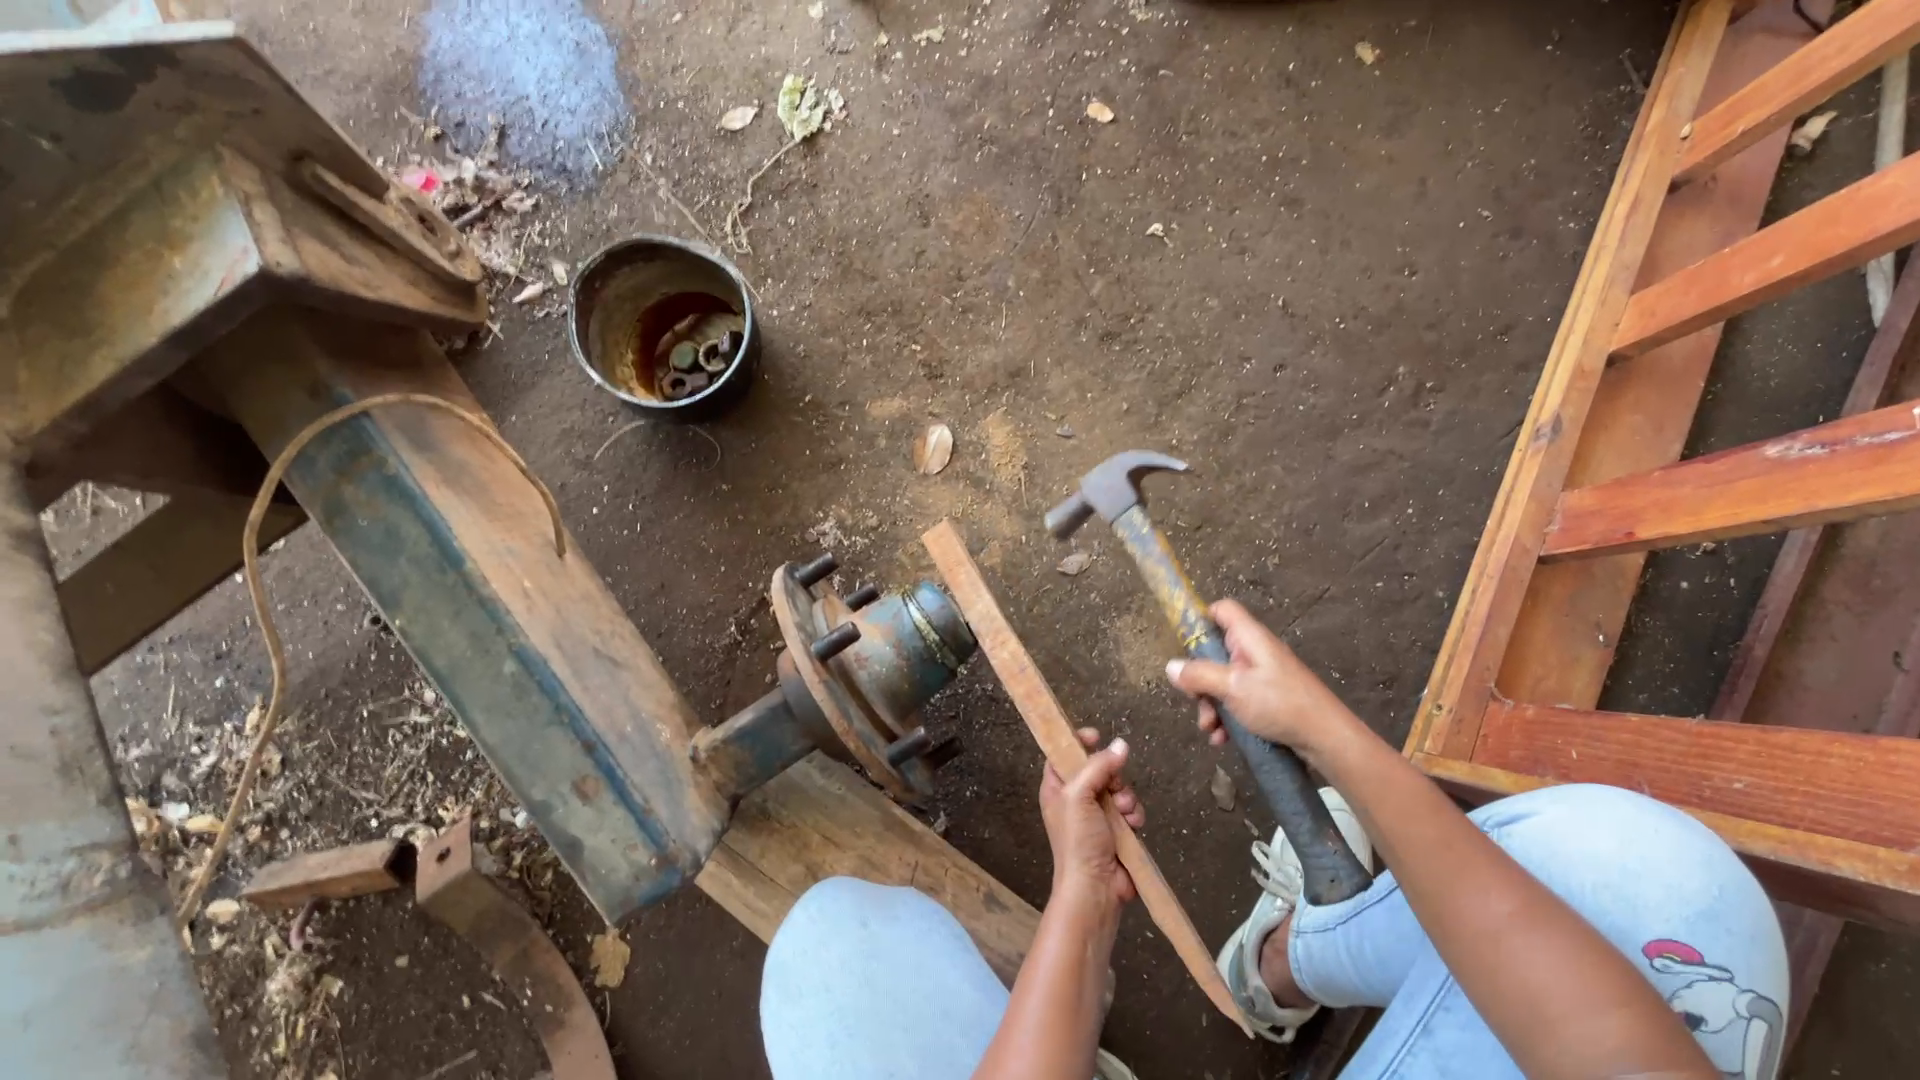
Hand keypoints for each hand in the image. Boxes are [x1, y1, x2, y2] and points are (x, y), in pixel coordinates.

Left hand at [1039, 728, 1144, 906]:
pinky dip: (1134, 816)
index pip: (1064, 754)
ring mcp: (1097, 815)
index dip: (1078, 742)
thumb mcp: (1079, 796)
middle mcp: (1076, 799)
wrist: (1095, 887)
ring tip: (1123, 813)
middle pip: (1099, 769)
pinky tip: (1132, 826)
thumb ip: (1098, 766)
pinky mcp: (1118, 830)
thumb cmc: (1078, 840)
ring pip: (1119, 789)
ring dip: (1126, 798)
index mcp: (1057, 788)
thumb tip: (1120, 745)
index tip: (1096, 736)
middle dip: (1113, 776)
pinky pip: (1130, 810)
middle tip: (1113, 788)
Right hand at [1164, 598, 1357, 754]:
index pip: (1223, 611)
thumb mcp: (1233, 688)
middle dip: (1199, 679)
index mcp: (1250, 639)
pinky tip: (1224, 739)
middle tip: (1195, 699)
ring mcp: (1263, 677)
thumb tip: (1170, 666)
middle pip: (1215, 652)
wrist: (1326, 738)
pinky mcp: (1268, 700)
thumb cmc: (1280, 704)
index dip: (1201, 619)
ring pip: (1223, 682)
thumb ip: (1199, 675)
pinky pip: (1237, 702)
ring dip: (1211, 705)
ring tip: (1211, 729)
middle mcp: (1255, 653)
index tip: (1184, 643)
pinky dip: (1227, 718)